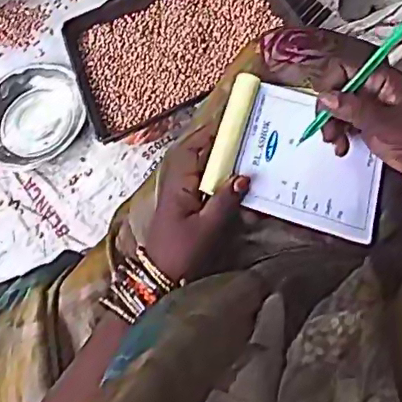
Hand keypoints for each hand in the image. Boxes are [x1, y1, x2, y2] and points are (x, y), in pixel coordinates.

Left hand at [140, 124, 248, 280]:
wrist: (157, 278)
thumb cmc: (180, 254)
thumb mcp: (207, 229)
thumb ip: (225, 201)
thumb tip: (243, 177)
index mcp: (178, 182)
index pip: (194, 146)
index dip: (211, 132)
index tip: (233, 123)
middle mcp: (175, 181)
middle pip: (195, 150)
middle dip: (216, 140)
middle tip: (241, 134)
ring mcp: (176, 191)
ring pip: (196, 163)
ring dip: (214, 155)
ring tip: (238, 151)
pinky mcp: (181, 202)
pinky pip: (197, 177)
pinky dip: (212, 172)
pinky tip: (228, 178)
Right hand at [317, 65, 401, 182]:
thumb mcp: (383, 124)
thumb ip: (352, 108)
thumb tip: (326, 97)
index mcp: (382, 78)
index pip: (346, 66)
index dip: (331, 81)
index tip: (325, 102)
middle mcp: (375, 88)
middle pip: (340, 87)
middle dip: (329, 108)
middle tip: (327, 128)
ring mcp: (373, 105)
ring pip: (340, 106)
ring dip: (333, 123)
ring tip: (335, 141)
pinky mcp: (371, 121)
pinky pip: (347, 120)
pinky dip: (341, 132)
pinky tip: (341, 145)